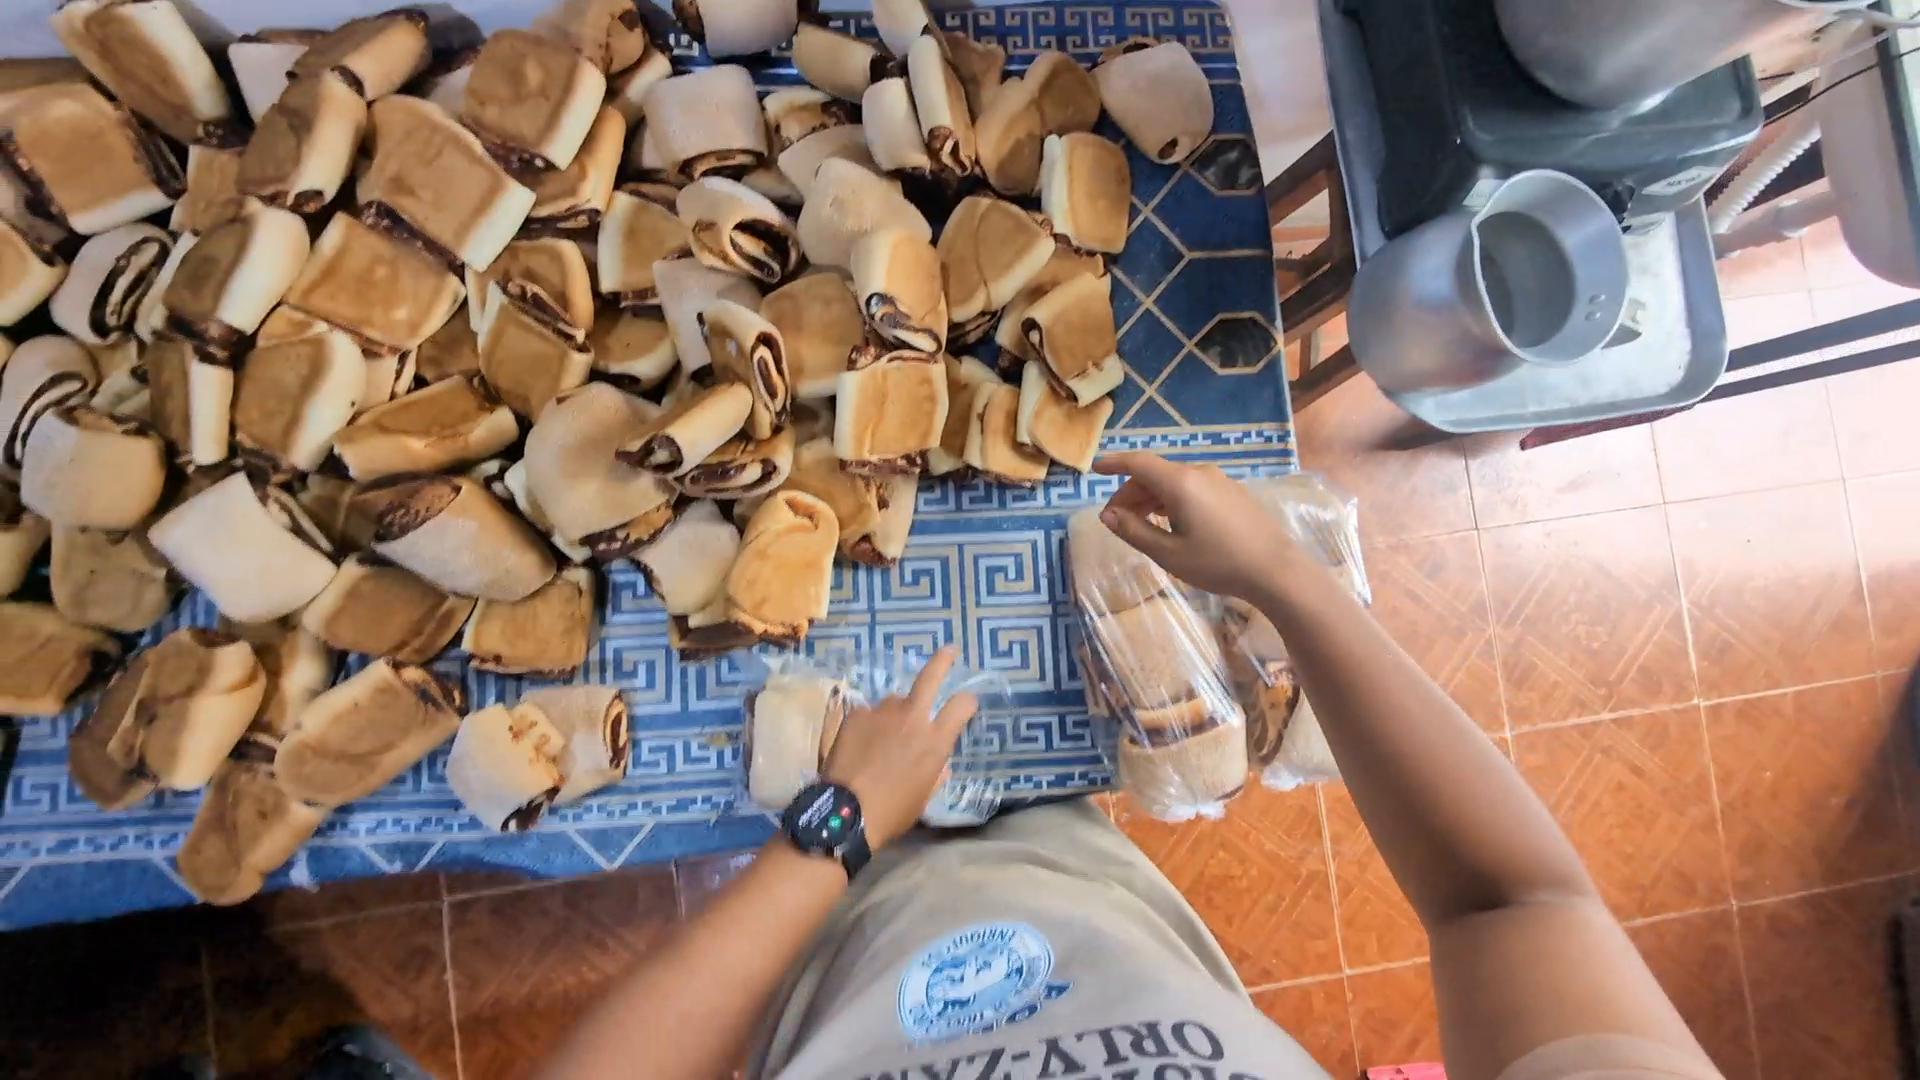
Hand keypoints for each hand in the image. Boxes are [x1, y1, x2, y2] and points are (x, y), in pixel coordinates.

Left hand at [823, 645, 977, 849]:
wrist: (844, 812)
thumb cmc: (892, 813)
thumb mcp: (923, 797)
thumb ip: (935, 774)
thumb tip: (940, 764)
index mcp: (935, 740)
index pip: (962, 706)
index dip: (967, 701)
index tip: (968, 701)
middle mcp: (912, 718)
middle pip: (931, 677)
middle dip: (943, 660)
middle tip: (950, 650)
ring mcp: (882, 712)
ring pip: (894, 702)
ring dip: (895, 714)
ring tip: (882, 739)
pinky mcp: (856, 714)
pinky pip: (868, 714)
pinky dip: (869, 725)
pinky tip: (860, 744)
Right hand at [1092, 453, 1303, 601]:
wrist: (1276, 570)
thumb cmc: (1218, 563)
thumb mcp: (1168, 553)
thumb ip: (1134, 531)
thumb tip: (1107, 515)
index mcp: (1180, 483)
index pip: (1138, 463)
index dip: (1114, 464)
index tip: (1095, 469)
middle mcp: (1199, 473)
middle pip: (1154, 474)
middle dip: (1129, 493)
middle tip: (1114, 520)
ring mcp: (1219, 481)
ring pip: (1173, 482)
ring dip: (1150, 498)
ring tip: (1138, 524)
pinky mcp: (1232, 493)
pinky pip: (1191, 488)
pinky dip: (1171, 500)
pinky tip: (1169, 522)